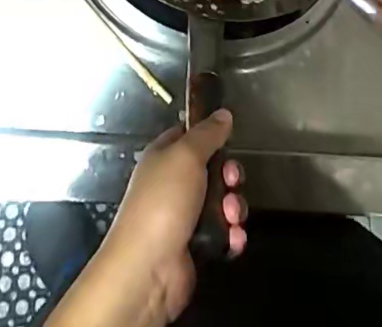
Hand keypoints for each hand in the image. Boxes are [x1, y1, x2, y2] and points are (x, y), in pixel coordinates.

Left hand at [47, 112, 246, 326]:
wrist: (148, 267)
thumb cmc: (163, 201)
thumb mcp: (185, 156)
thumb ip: (207, 134)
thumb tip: (223, 113)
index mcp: (164, 156)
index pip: (190, 137)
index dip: (211, 138)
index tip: (228, 142)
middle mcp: (173, 183)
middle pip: (212, 171)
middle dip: (229, 176)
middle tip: (231, 181)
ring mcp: (185, 216)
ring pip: (222, 203)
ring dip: (234, 209)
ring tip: (231, 217)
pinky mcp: (196, 246)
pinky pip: (224, 235)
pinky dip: (232, 237)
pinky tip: (233, 239)